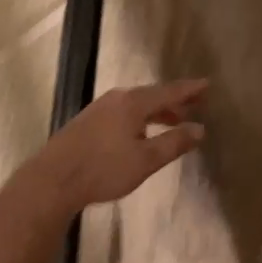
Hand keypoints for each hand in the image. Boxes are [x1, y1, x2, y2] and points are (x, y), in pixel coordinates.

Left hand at [24, 80, 207, 213]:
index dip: (189, 89)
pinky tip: (142, 132)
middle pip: (152, 95)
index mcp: (133, 103)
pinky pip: (124, 112)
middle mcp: (117, 98)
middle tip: (195, 103)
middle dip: (174, 100)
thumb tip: (200, 128)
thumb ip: (173, 143)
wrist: (54, 178)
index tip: (207, 84)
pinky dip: (141, 117)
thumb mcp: (145, 160)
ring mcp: (100, 108)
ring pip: (136, 104)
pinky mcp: (89, 121)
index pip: (168, 91)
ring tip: (173, 120)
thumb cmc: (103, 169)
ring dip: (157, 111)